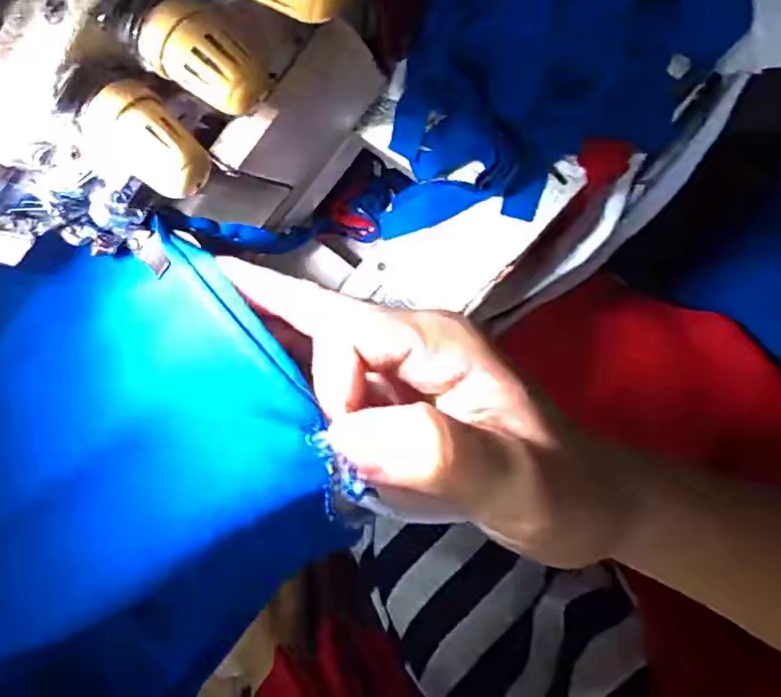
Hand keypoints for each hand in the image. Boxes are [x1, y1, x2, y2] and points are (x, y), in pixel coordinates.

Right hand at [218, 258, 632, 568]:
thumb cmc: (557, 487)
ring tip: (206, 315)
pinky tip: (248, 365)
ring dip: (261, 327)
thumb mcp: (516, 479)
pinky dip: (279, 362)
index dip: (318, 364)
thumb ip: (439, 451)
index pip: (344, 328)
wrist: (583, 500)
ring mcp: (387, 359)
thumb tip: (342, 437)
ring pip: (308, 336)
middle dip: (257, 303)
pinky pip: (317, 368)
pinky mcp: (379, 386)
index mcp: (429, 339)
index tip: (324, 417)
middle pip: (313, 316)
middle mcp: (399, 336)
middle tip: (197, 280)